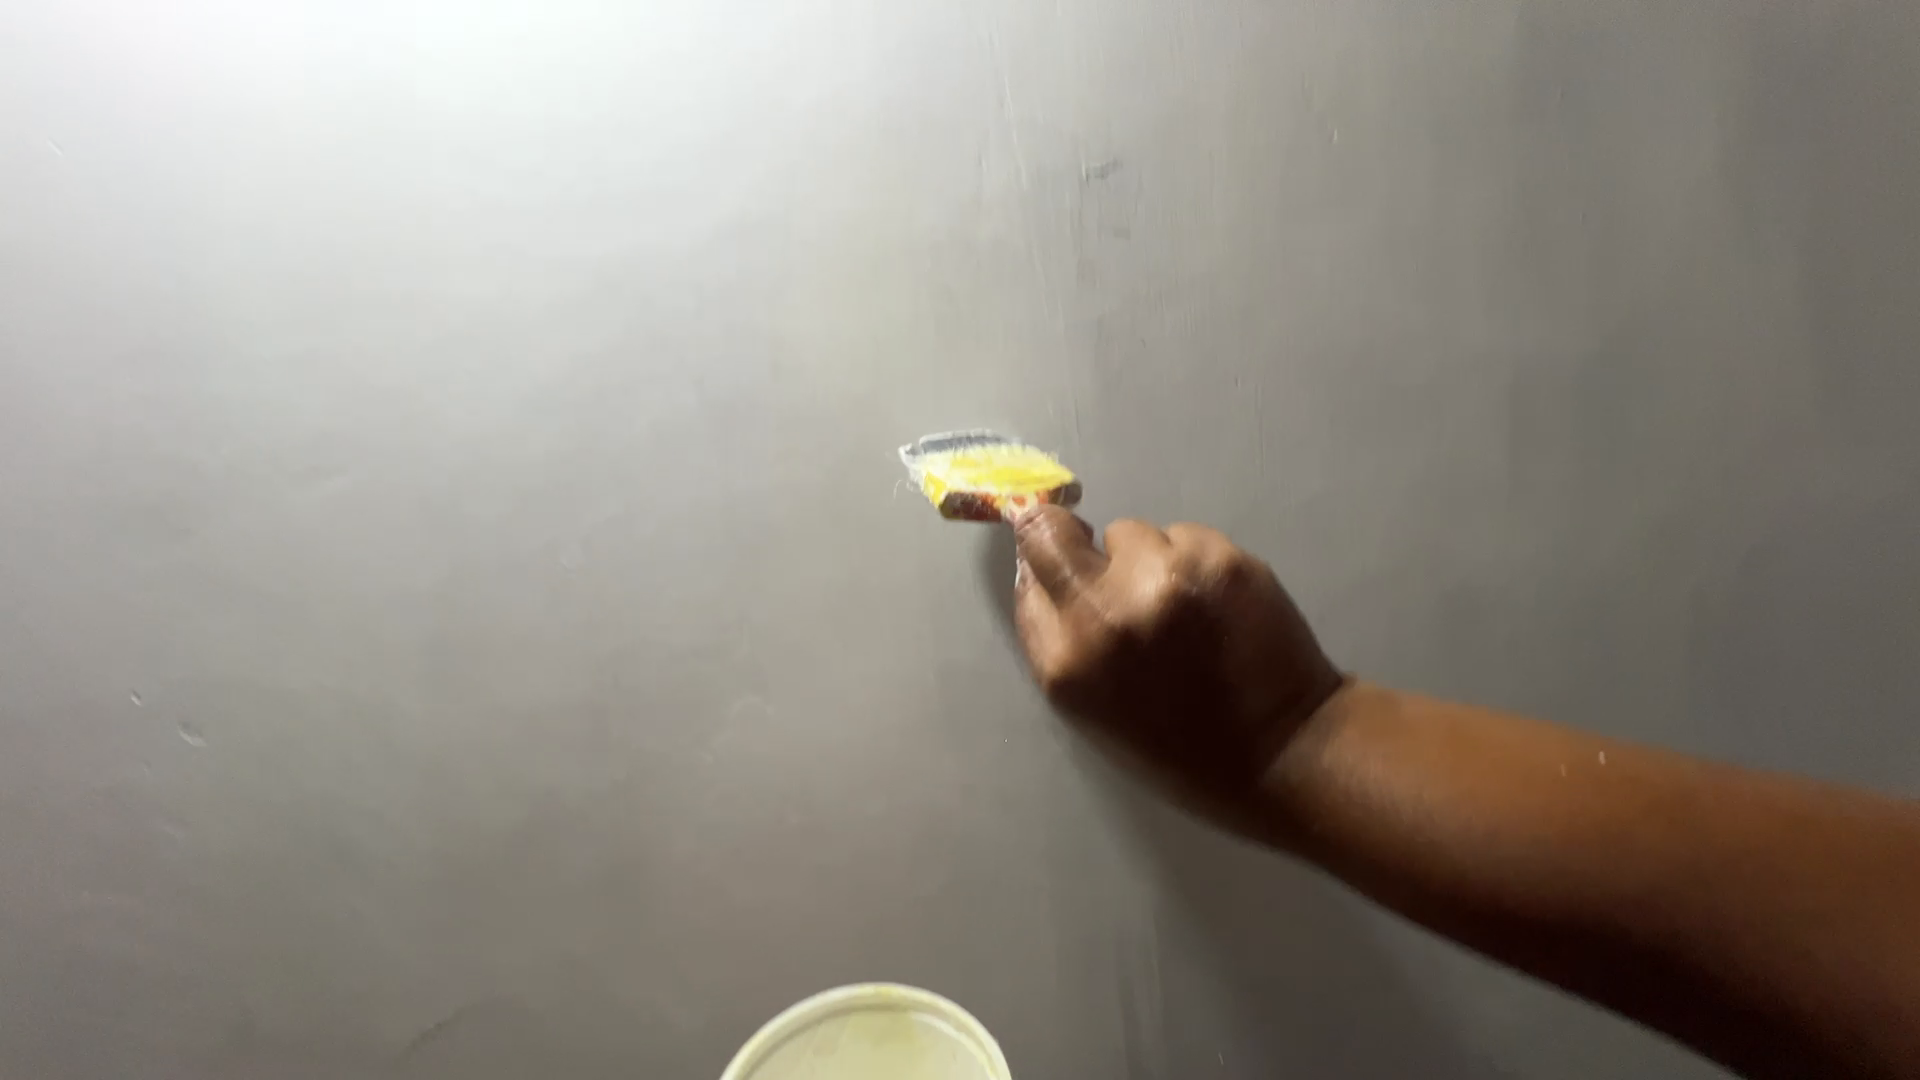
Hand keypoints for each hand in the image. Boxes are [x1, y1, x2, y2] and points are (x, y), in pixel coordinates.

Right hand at [1012, 506, 1346, 826]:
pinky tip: (1215, 602)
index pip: (1026, 569)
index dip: (1041, 557)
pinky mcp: (1220, 560)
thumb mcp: (1085, 706)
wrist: (1282, 753)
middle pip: (1053, 530)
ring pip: (1129, 532)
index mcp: (1065, 661)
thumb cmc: (1172, 744)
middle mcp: (1105, 612)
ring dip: (1144, 558)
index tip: (1062, 561)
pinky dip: (1191, 560)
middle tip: (1111, 569)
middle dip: (1070, 537)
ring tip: (1179, 605)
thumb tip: (1035, 568)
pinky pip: (1183, 535)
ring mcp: (1165, 578)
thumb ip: (1051, 636)